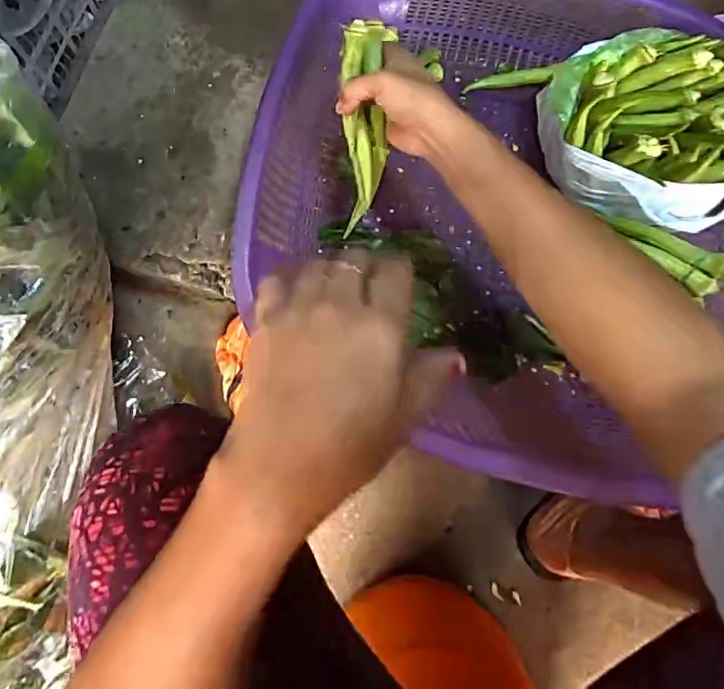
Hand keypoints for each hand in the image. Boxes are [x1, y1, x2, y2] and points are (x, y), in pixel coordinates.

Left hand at [214, 253, 463, 538]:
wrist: (280, 465)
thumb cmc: (351, 446)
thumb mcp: (404, 416)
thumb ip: (430, 377)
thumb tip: (455, 354)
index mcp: (382, 326)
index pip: (395, 270)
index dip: (400, 268)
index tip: (400, 278)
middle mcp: (341, 305)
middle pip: (356, 258)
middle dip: (367, 264)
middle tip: (368, 283)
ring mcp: (300, 308)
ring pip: (319, 263)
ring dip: (331, 268)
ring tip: (333, 284)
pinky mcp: (267, 318)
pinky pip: (278, 277)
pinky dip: (290, 276)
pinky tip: (296, 290)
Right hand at [336, 45, 475, 158]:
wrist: (431, 131)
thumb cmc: (410, 97)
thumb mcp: (379, 81)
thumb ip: (354, 88)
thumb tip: (341, 107)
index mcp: (397, 59)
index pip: (374, 48)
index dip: (358, 53)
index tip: (341, 61)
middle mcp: (393, 77)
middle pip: (365, 75)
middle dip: (350, 82)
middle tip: (337, 88)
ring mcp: (390, 100)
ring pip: (364, 97)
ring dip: (351, 103)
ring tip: (340, 107)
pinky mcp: (386, 121)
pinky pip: (365, 117)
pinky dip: (356, 119)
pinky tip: (345, 120)